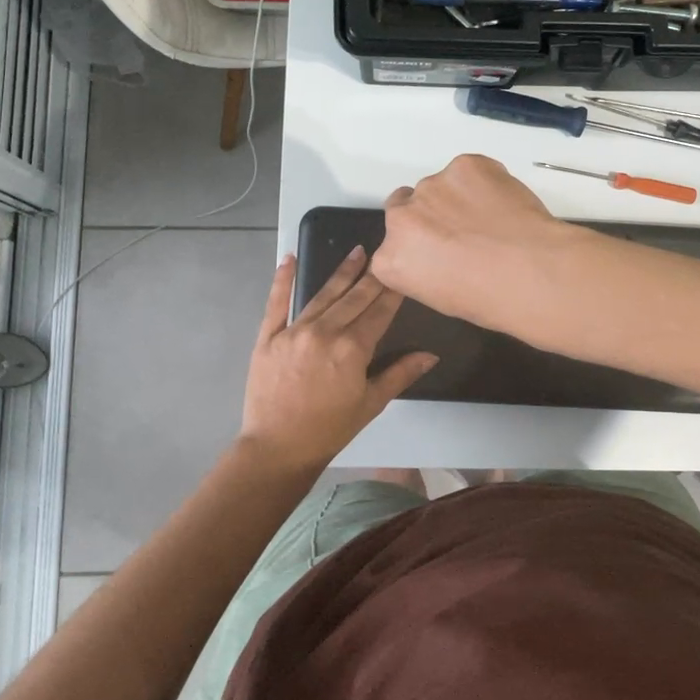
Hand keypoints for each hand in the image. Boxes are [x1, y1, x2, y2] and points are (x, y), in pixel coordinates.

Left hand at [239, 247, 436, 468]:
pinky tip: (288, 258)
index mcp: (353, 349)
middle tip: (383, 252)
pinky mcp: (268, 337)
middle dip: (371, 275)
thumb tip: (431, 355)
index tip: (402, 272)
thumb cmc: (329, 430)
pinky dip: (282, 280)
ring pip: (322, 295)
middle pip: (354, 298)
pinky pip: (276, 303)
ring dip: (341, 272)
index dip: (392, 292)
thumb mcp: (370, 404)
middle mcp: (324, 332)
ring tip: (355, 251)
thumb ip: (400, 374)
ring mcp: (293, 331)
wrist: (277, 448)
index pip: (379, 312)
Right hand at [372, 154, 581, 330]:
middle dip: (428, 216)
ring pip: (439, 186)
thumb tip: (441, 257)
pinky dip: (484, 182)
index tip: (440, 254)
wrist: (530, 272)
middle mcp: (401, 218)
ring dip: (457, 198)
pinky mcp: (464, 165)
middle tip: (462, 231)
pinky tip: (504, 204)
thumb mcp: (440, 297)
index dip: (419, 247)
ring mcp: (433, 186)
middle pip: (405, 206)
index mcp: (389, 259)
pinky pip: (469, 170)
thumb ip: (425, 269)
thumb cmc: (487, 300)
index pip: (392, 247)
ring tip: (492, 219)